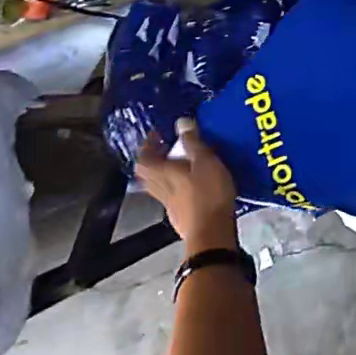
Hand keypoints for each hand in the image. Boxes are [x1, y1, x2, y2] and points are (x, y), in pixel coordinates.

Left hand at [136, 118, 239, 254]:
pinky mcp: (180, 216)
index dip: (147, 146)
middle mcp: (162, 189)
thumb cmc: (208, 192)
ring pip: (158, 186)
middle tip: (167, 148)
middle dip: (154, 159)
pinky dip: (174, 187)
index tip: (157, 135)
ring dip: (163, 173)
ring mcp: (169, 205)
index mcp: (164, 173)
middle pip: (147, 174)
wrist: (211, 233)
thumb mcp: (206, 161)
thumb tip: (180, 122)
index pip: (144, 159)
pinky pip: (170, 197)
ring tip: (179, 164)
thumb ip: (193, 142)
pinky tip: (190, 186)